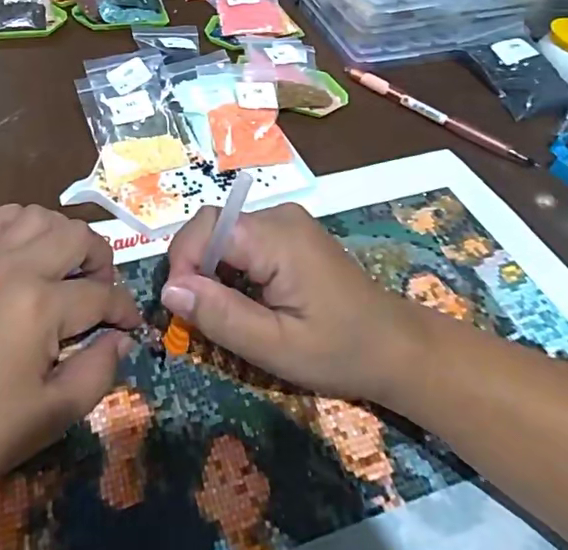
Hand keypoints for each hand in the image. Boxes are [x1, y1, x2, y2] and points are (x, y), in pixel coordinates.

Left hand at [0, 205, 139, 505]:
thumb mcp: (53, 414)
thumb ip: (98, 370)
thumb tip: (121, 339)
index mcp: (40, 305)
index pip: (101, 295)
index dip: (124, 311)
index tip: (132, 327)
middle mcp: (15, 268)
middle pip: (76, 236)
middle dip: (101, 260)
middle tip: (103, 295)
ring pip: (38, 216)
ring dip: (63, 235)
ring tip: (68, 269)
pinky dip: (21, 223)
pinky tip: (28, 250)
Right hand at [161, 203, 430, 406]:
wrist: (398, 348)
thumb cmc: (339, 351)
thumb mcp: (275, 347)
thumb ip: (221, 315)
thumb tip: (169, 291)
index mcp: (277, 237)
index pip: (207, 227)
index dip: (183, 261)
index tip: (180, 306)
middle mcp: (279, 216)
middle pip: (214, 227)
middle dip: (195, 267)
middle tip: (198, 315)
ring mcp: (287, 221)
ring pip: (226, 234)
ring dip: (212, 270)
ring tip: (223, 312)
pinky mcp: (290, 233)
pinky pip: (244, 240)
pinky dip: (231, 268)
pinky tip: (245, 301)